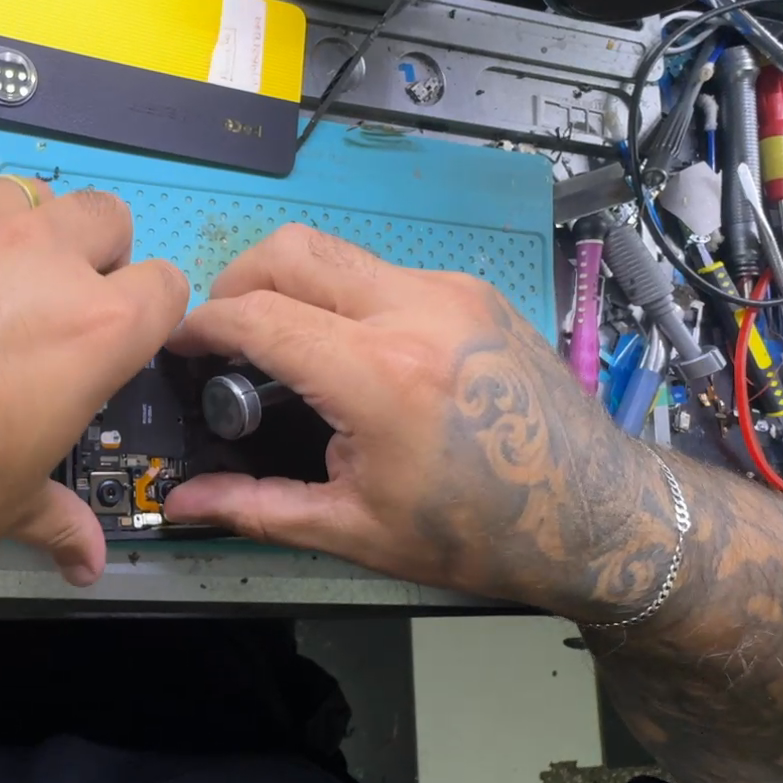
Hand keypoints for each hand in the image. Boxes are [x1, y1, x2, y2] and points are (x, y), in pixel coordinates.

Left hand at [0, 179, 187, 585]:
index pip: (166, 286)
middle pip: (110, 220)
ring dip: (34, 235)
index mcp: (93, 330)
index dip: (150, 314)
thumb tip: (85, 559)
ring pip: (38, 198)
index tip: (122, 338)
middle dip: (100, 259)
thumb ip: (61, 522)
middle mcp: (42, 261)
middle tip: (61, 309)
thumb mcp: (4, 506)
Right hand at [161, 224, 657, 619]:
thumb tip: (178, 505)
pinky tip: (336, 344)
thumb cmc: (475, 533)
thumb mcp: (352, 529)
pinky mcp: (467, 288)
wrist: (605, 515)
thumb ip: (253, 506)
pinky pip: (371, 269)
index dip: (201, 325)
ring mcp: (447, 289)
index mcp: (380, 375)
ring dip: (282, 282)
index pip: (258, 316)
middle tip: (220, 333)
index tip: (177, 344)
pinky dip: (331, 293)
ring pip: (330, 250)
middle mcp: (414, 310)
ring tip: (273, 338)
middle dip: (233, 281)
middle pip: (289, 251)